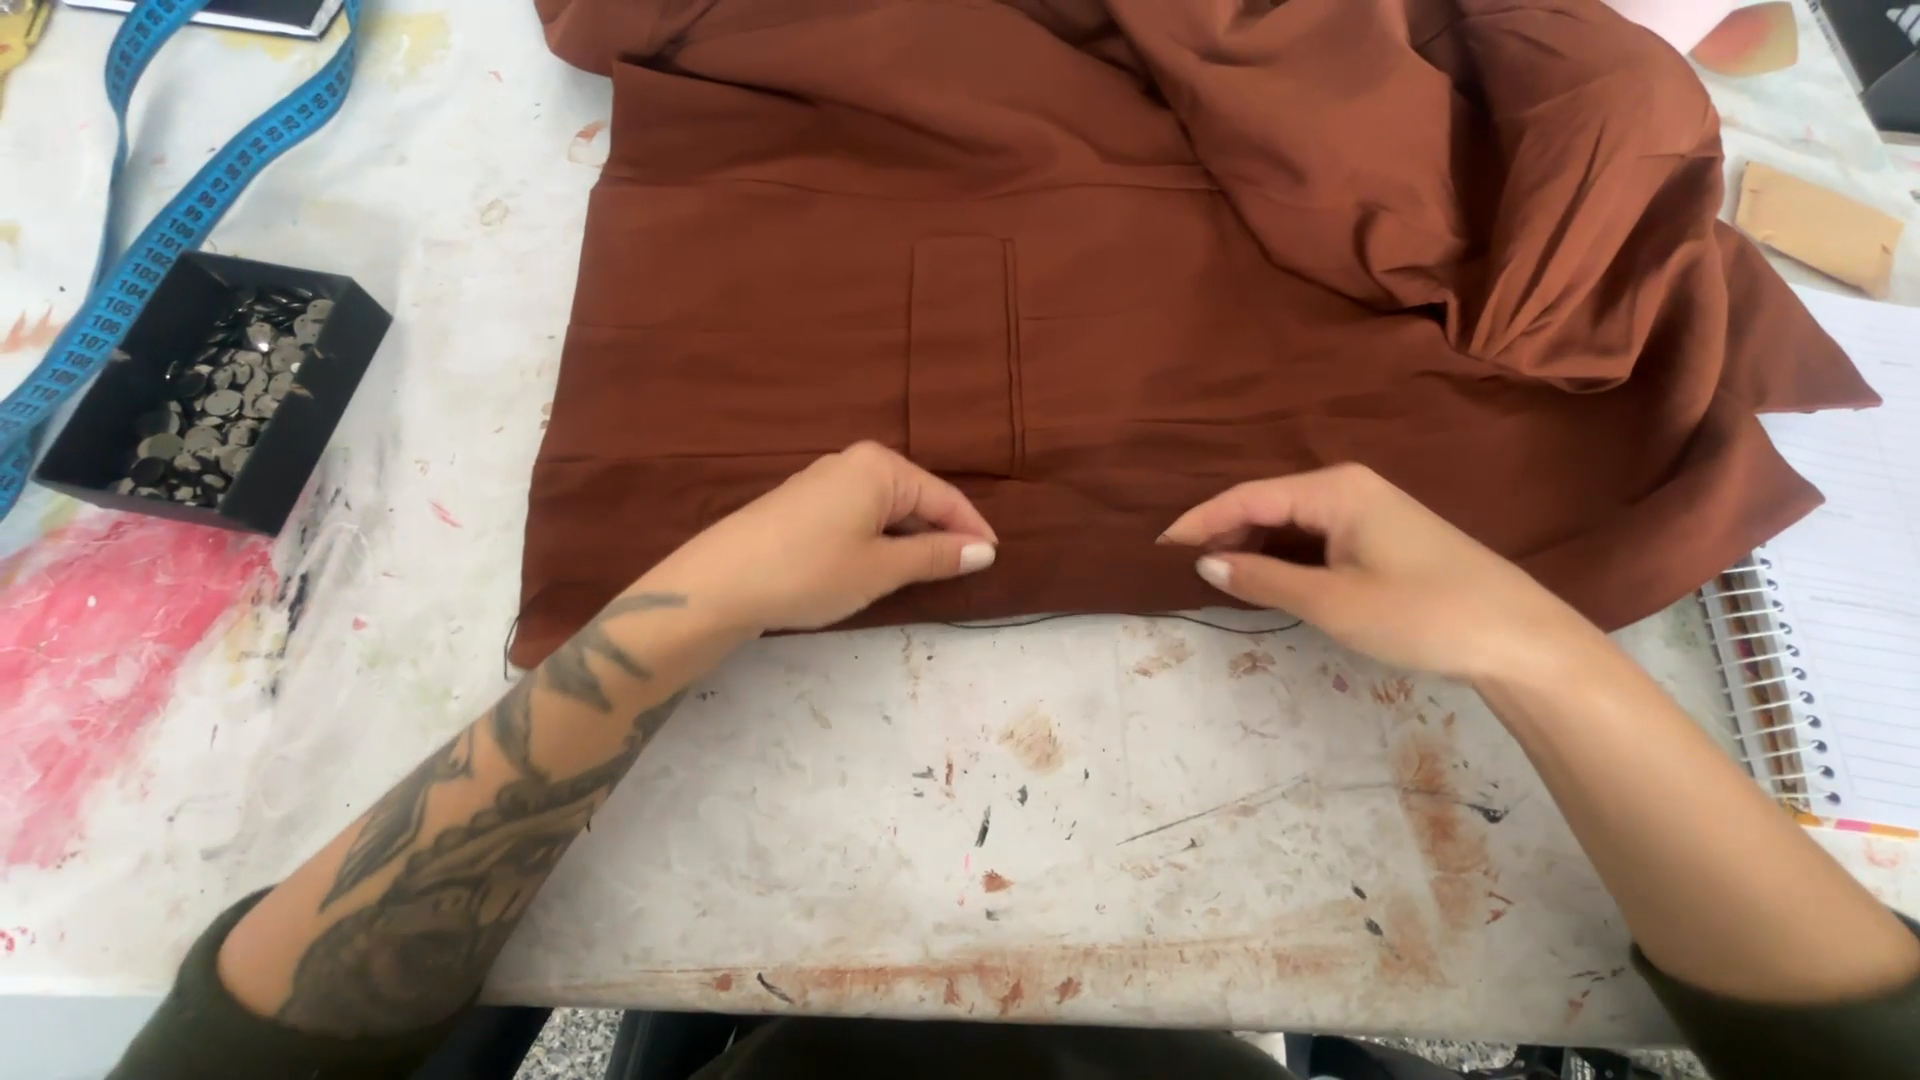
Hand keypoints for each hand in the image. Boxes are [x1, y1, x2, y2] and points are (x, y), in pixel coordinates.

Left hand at [647, 442, 997, 633]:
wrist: (721, 582)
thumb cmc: (812, 571)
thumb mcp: (883, 568)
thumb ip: (936, 556)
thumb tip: (985, 551)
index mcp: (881, 467)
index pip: (944, 497)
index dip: (972, 530)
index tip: (995, 559)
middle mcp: (854, 462)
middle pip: (916, 497)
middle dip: (941, 532)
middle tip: (964, 570)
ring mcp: (825, 480)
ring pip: (886, 507)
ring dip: (910, 537)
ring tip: (928, 572)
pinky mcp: (804, 502)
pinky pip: (860, 513)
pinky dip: (880, 537)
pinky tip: (880, 562)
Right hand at [1161, 464, 1600, 681]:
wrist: (1521, 638)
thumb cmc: (1421, 613)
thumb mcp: (1331, 601)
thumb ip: (1262, 578)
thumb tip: (1204, 563)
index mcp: (1334, 490)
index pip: (1247, 498)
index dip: (1199, 521)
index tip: (1159, 545)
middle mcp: (1348, 487)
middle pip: (1265, 504)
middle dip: (1221, 532)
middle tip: (1181, 566)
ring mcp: (1367, 509)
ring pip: (1288, 520)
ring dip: (1249, 545)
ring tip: (1213, 573)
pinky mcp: (1380, 535)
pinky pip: (1312, 535)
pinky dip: (1280, 553)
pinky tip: (1264, 575)